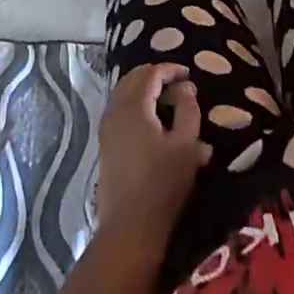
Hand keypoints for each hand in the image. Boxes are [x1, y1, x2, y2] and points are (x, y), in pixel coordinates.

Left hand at [96, 63, 202, 246]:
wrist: (129, 224)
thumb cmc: (163, 184)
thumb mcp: (186, 147)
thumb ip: (188, 111)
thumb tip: (186, 88)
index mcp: (134, 105)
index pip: (150, 74)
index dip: (170, 69)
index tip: (188, 73)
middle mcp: (115, 108)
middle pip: (132, 78)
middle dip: (154, 75)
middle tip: (177, 82)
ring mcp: (106, 124)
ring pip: (123, 92)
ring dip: (143, 88)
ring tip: (166, 98)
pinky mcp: (105, 140)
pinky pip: (119, 108)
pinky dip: (134, 102)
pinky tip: (150, 118)